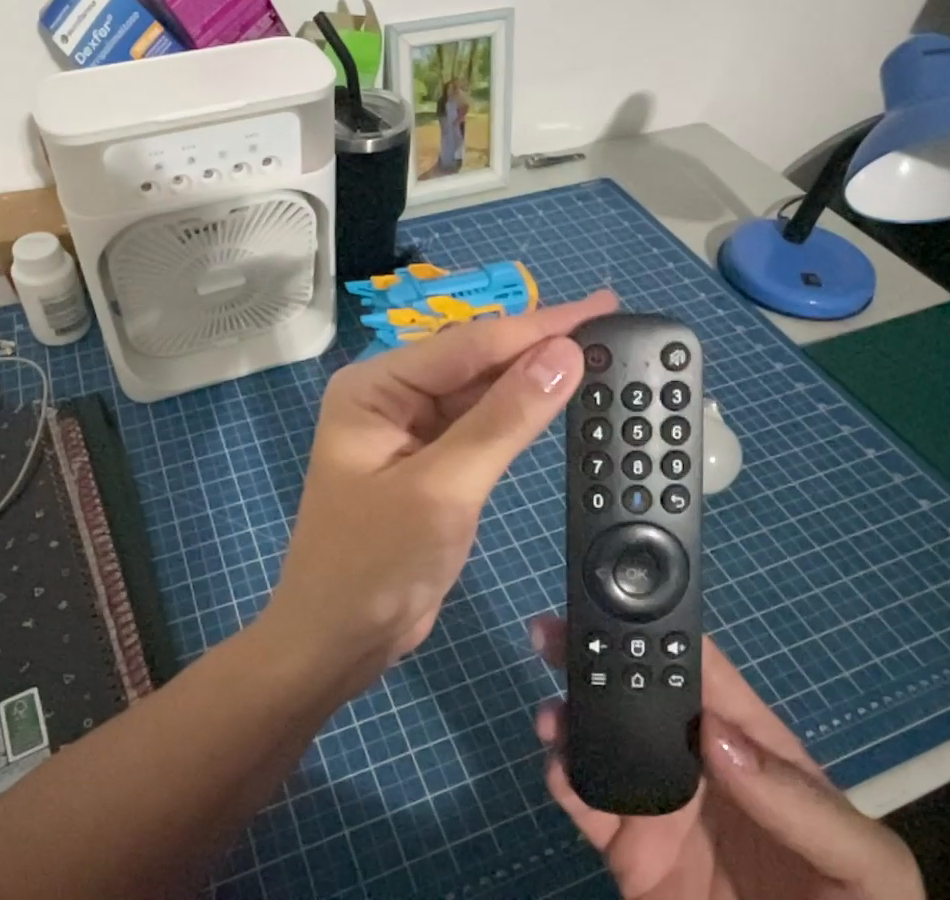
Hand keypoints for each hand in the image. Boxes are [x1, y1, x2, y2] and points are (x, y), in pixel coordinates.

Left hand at [263, 290, 618, 686]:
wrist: (339, 640)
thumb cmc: (374, 565)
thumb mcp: (442, 489)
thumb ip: (503, 420)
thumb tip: (564, 355)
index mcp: (374, 389)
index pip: (467, 346)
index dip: (538, 327)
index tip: (601, 307)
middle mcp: (389, 399)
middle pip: (474, 362)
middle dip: (538, 347)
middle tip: (610, 328)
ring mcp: (410, 433)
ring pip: (481, 393)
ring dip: (533, 380)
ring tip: (597, 357)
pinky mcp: (430, 466)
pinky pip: (481, 428)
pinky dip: (519, 419)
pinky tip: (557, 401)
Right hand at [530, 617, 923, 899]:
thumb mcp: (865, 865)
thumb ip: (800, 800)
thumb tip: (713, 732)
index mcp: (758, 753)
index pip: (706, 678)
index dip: (664, 635)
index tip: (622, 607)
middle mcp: (700, 769)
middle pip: (639, 697)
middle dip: (596, 658)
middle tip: (553, 635)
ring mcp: (660, 809)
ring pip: (603, 743)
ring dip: (571, 716)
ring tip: (552, 714)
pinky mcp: (629, 854)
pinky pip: (587, 805)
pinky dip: (563, 778)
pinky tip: (558, 766)